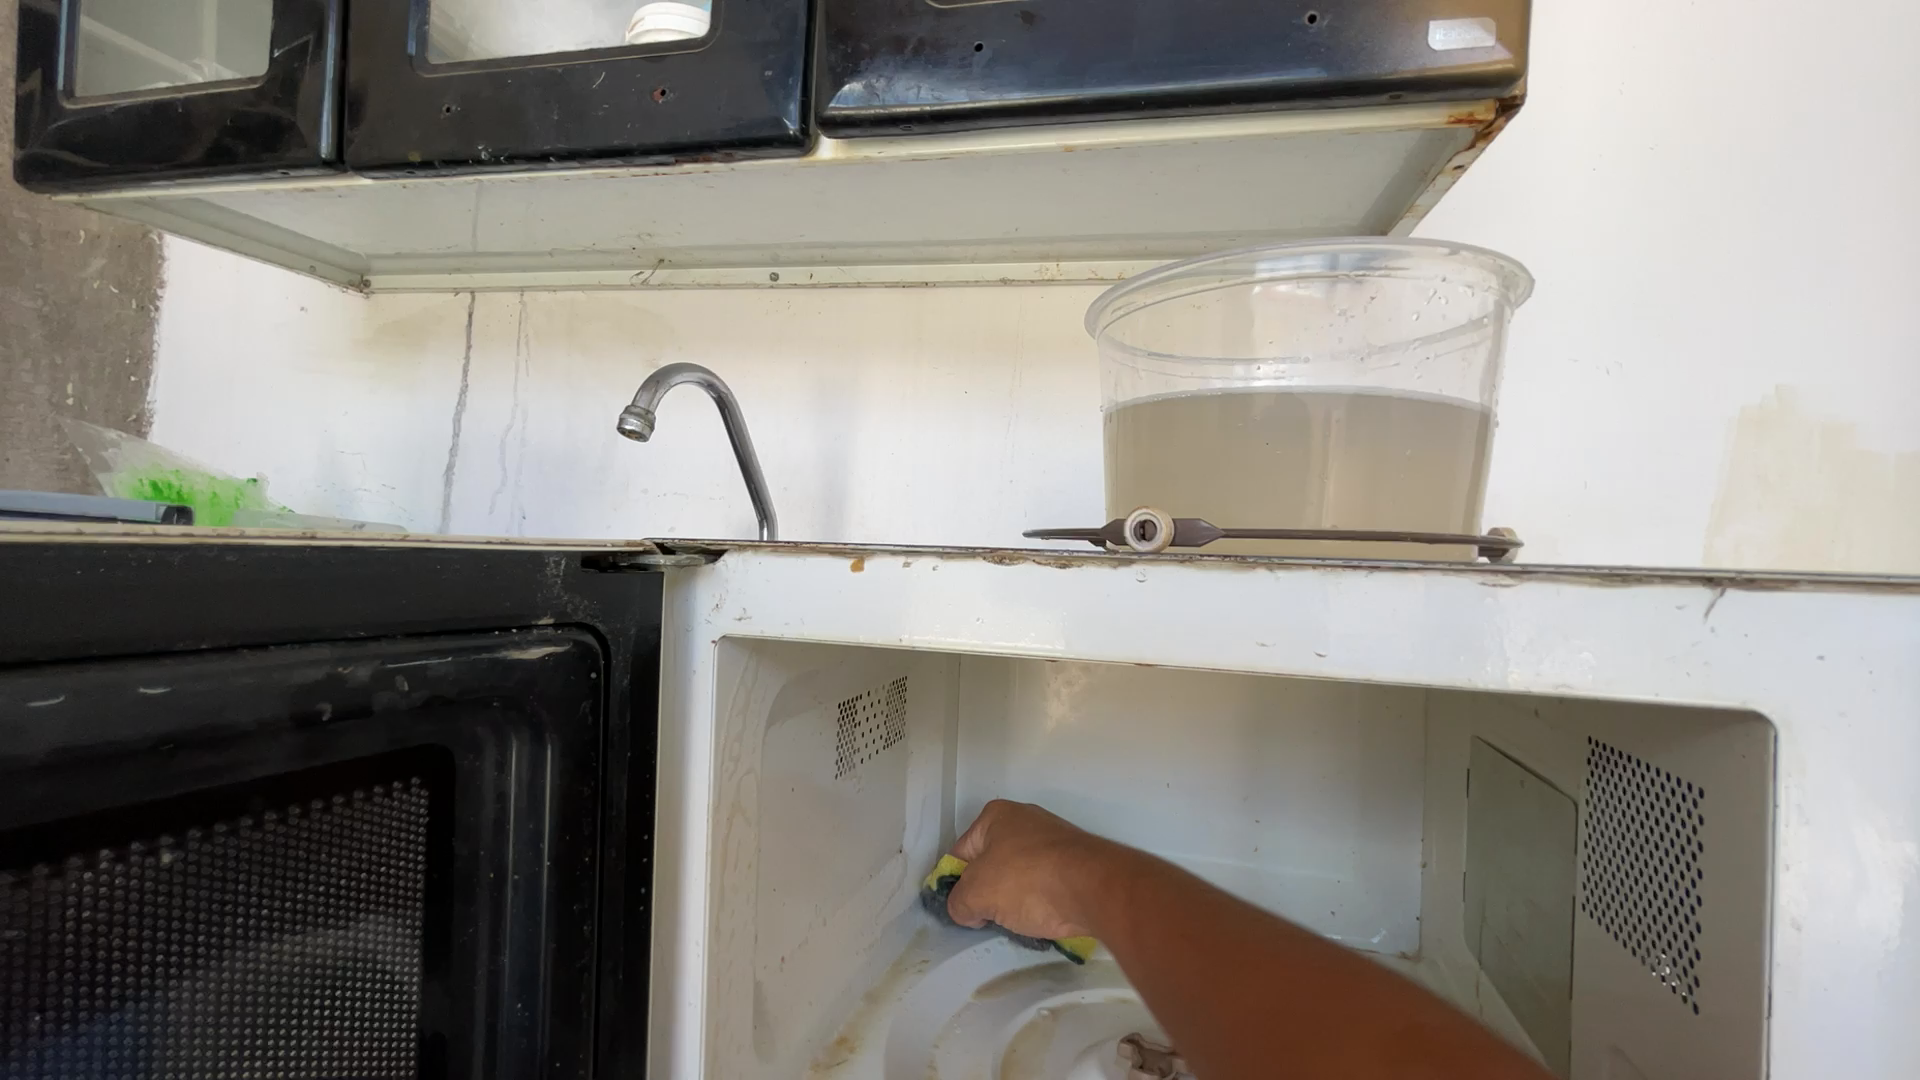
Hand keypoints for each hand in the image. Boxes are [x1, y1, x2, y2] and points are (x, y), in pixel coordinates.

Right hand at [944, 799, 1122, 940]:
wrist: (1093, 887)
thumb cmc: (1027, 880)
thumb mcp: (976, 894)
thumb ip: (958, 902)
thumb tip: (965, 909)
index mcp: (996, 815)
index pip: (961, 853)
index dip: (957, 884)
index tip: (964, 911)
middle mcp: (1025, 819)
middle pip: (991, 864)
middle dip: (989, 893)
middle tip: (991, 918)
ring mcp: (1053, 838)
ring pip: (1019, 876)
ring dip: (1015, 900)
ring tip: (1021, 920)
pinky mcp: (1075, 860)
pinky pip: (1045, 884)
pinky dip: (1041, 901)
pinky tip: (1044, 917)